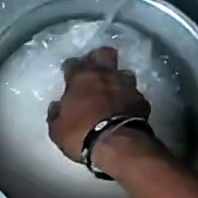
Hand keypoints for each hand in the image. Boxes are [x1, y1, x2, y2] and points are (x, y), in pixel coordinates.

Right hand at [47, 45, 150, 162]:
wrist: (116, 144)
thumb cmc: (80, 134)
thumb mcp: (57, 130)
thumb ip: (56, 114)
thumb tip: (56, 106)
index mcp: (81, 78)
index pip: (72, 64)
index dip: (70, 69)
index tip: (68, 76)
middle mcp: (105, 75)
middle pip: (104, 53)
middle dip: (98, 58)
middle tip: (93, 71)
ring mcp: (126, 85)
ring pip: (123, 72)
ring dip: (116, 79)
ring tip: (111, 91)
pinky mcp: (141, 100)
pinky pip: (133, 94)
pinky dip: (128, 99)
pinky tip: (124, 109)